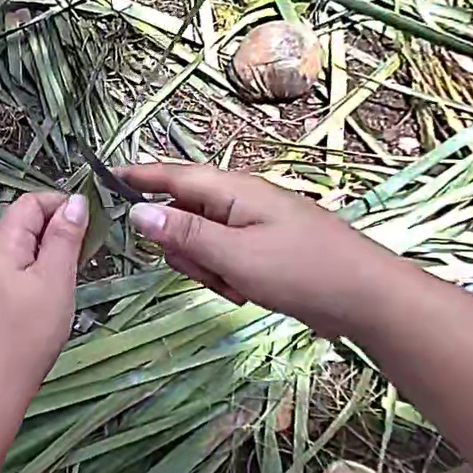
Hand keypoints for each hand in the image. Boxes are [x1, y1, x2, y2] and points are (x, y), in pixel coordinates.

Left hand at [0, 191, 87, 409]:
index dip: (62, 204)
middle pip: (24, 224)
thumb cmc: (26, 334)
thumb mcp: (55, 281)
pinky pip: (15, 274)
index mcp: (1, 243)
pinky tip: (51, 298)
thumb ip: (65, 238)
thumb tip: (76, 201)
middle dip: (58, 229)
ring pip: (21, 251)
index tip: (92, 223)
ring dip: (50, 254)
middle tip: (87, 253)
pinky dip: (37, 275)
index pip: (30, 202)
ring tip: (73, 276)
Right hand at [117, 164, 393, 336]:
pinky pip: (223, 258)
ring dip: (208, 268)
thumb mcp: (235, 255)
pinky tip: (249, 290)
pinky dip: (227, 277)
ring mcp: (252, 226)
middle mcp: (239, 202)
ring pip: (201, 242)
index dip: (140, 176)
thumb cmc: (302, 270)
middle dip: (186, 248)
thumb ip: (185, 233)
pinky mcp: (261, 248)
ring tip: (237, 284)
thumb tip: (139, 211)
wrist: (364, 297)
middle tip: (210, 271)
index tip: (108, 176)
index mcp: (233, 191)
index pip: (174, 175)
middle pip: (184, 215)